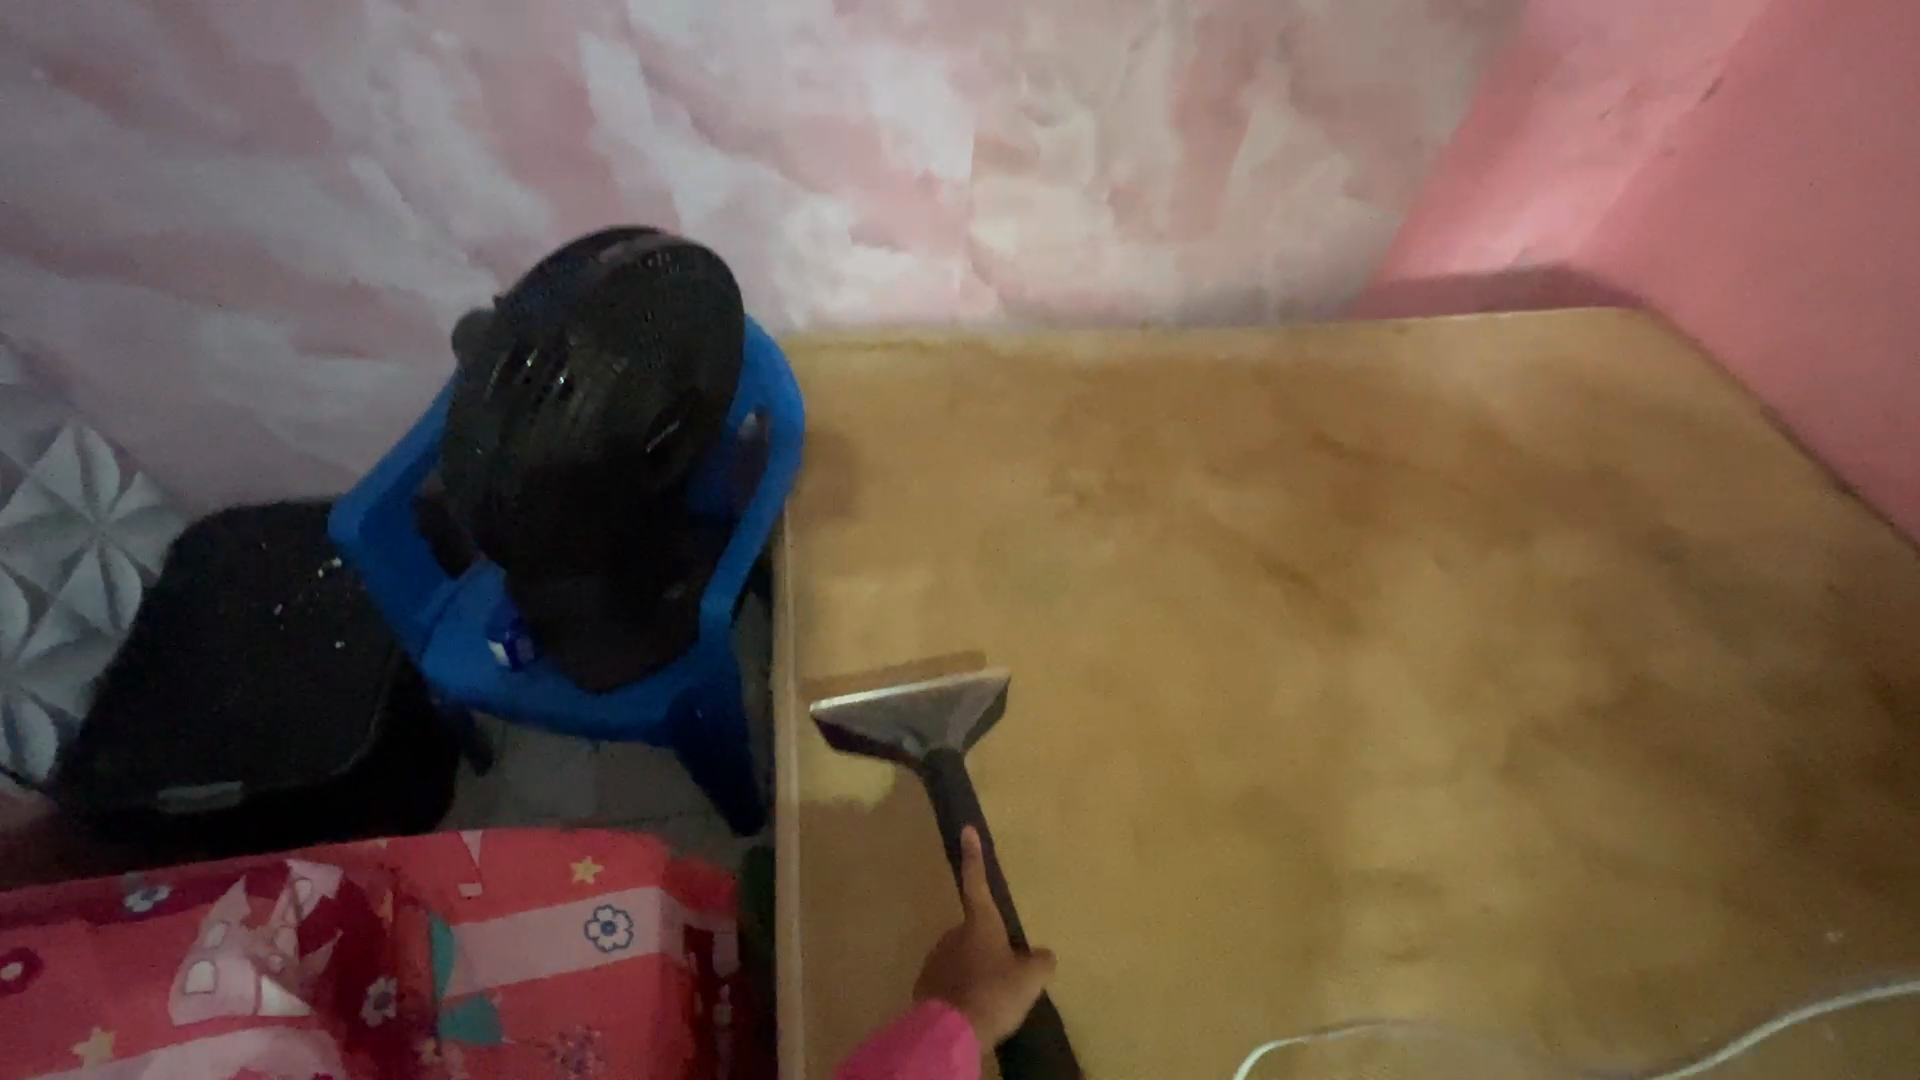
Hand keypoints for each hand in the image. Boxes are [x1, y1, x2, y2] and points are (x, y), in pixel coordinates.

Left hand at [913, 826, 1057, 1045]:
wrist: (951, 1031)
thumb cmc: (994, 993)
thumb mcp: (1029, 980)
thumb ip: (1040, 963)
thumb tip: (1045, 956)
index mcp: (980, 922)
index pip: (977, 881)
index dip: (973, 855)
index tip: (966, 829)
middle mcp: (954, 932)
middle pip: (975, 933)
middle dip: (988, 949)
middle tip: (1005, 977)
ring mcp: (937, 957)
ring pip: (961, 959)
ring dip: (974, 973)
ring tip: (991, 1000)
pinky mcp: (926, 984)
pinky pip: (949, 983)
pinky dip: (960, 993)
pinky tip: (973, 1012)